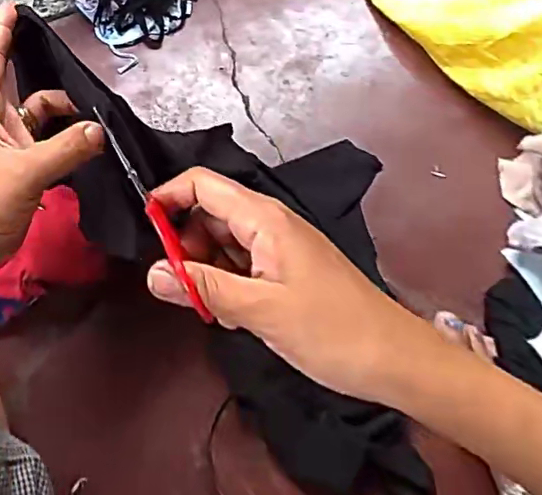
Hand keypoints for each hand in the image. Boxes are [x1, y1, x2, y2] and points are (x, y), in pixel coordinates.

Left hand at [0, 2, 104, 280]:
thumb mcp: (25, 173)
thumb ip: (66, 149)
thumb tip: (100, 130)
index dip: (1, 32)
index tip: (10, 6)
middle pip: (21, 85)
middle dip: (43, 74)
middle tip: (69, 61)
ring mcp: (7, 144)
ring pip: (40, 115)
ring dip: (63, 115)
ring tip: (92, 120)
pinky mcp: (20, 165)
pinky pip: (47, 140)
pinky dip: (65, 138)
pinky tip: (85, 141)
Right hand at [144, 167, 438, 404]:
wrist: (395, 358)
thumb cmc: (332, 329)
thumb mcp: (261, 311)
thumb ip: (205, 288)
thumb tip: (154, 273)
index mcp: (263, 217)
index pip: (202, 184)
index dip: (168, 197)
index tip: (146, 230)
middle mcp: (268, 221)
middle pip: (209, 210)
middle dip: (185, 241)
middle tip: (181, 284)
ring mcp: (277, 243)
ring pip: (222, 237)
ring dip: (205, 264)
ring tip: (209, 303)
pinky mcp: (284, 265)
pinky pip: (240, 259)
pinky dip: (225, 278)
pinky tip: (230, 309)